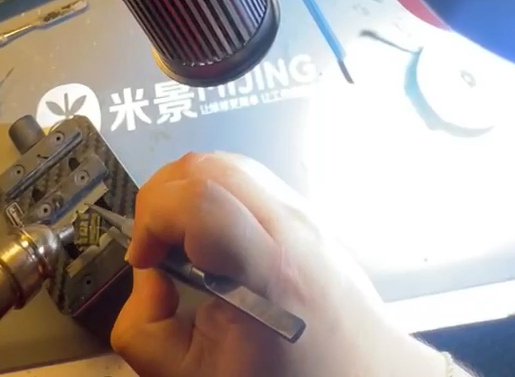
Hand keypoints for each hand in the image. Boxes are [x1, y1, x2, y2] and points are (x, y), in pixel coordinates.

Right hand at [110, 152, 443, 376]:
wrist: (368, 375)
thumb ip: (146, 334)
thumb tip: (147, 280)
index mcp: (270, 272)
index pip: (200, 202)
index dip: (154, 218)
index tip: (147, 257)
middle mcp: (289, 226)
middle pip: (206, 166)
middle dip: (160, 198)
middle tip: (156, 245)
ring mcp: (301, 209)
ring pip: (223, 159)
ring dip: (184, 189)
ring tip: (181, 238)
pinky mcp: (302, 205)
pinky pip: (243, 172)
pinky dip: (210, 189)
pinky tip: (209, 234)